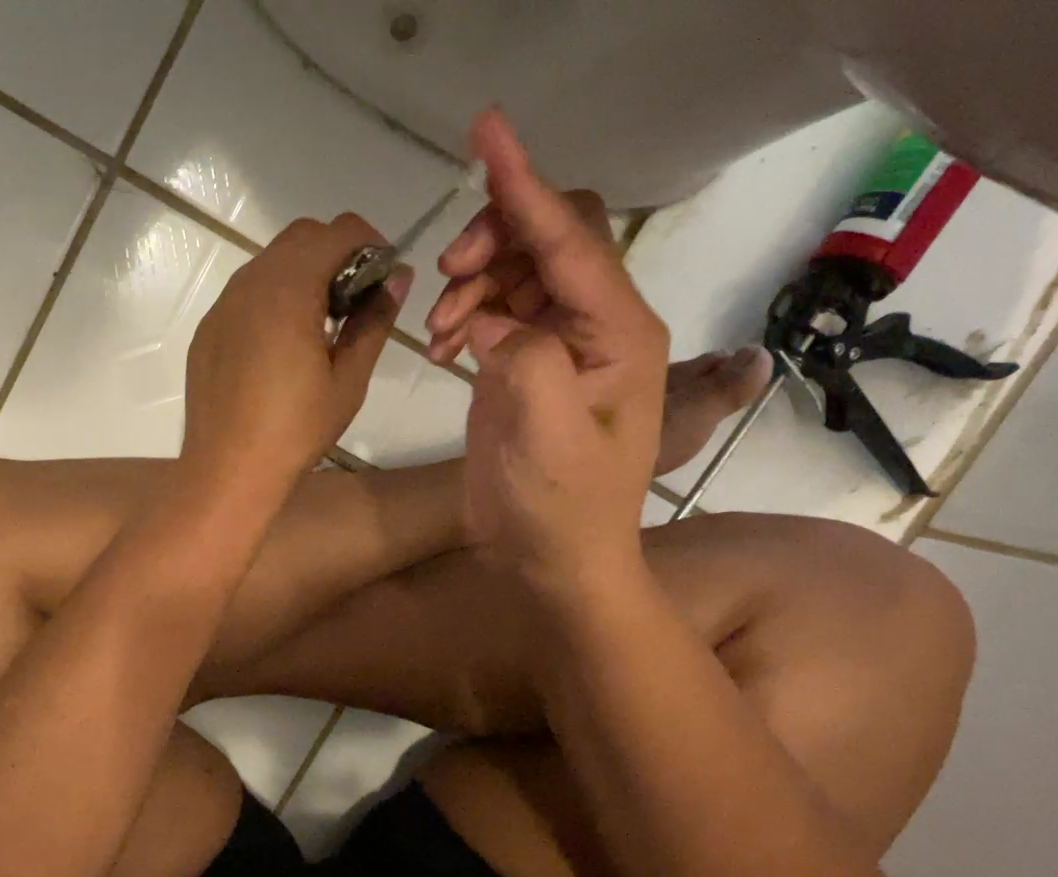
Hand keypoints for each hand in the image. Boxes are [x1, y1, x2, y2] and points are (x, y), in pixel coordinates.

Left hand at [181, 214, 409, 485]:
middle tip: (355, 302)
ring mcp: (223, 305)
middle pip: (301, 237)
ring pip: (270, 262)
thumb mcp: (348, 380)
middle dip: (336, 253)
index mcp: (289, 290)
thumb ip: (374, 321)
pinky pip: (246, 292)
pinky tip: (282, 347)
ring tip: (321, 325)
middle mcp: (250, 284)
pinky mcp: (208, 328)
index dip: (370, 244)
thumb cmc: (295, 430)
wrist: (227, 470)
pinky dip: (273, 298)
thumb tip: (397, 280)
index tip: (383, 279)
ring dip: (303, 274)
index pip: (338, 230)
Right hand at [439, 109, 668, 585]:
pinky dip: (463, 315)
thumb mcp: (544, 434)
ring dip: (469, 285)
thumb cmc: (558, 509)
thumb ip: (524, 358)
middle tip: (445, 279)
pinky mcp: (529, 363)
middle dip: (489, 242)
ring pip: (514, 270)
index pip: (568, 237)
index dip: (523, 182)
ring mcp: (562, 342)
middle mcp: (597, 324)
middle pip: (544, 238)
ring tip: (440, 331)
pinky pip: (495, 308)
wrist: (552, 564)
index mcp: (617, 331)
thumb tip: (494, 322)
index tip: (486, 131)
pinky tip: (443, 345)